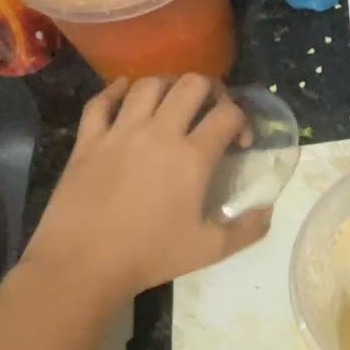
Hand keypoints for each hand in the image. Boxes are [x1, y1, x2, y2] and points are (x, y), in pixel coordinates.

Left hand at [22, 76, 269, 303]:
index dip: (243, 120)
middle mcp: (158, 133)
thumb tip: (267, 210)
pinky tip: (125, 93)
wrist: (82, 265)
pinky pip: (101, 101)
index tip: (240, 143)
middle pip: (191, 85)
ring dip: (169, 86)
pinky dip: (116, 91)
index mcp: (192, 157)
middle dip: (211, 90)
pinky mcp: (88, 141)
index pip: (228, 114)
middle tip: (212, 111)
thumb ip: (247, 229)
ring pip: (148, 84)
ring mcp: (119, 133)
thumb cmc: (150, 256)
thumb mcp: (209, 250)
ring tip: (174, 103)